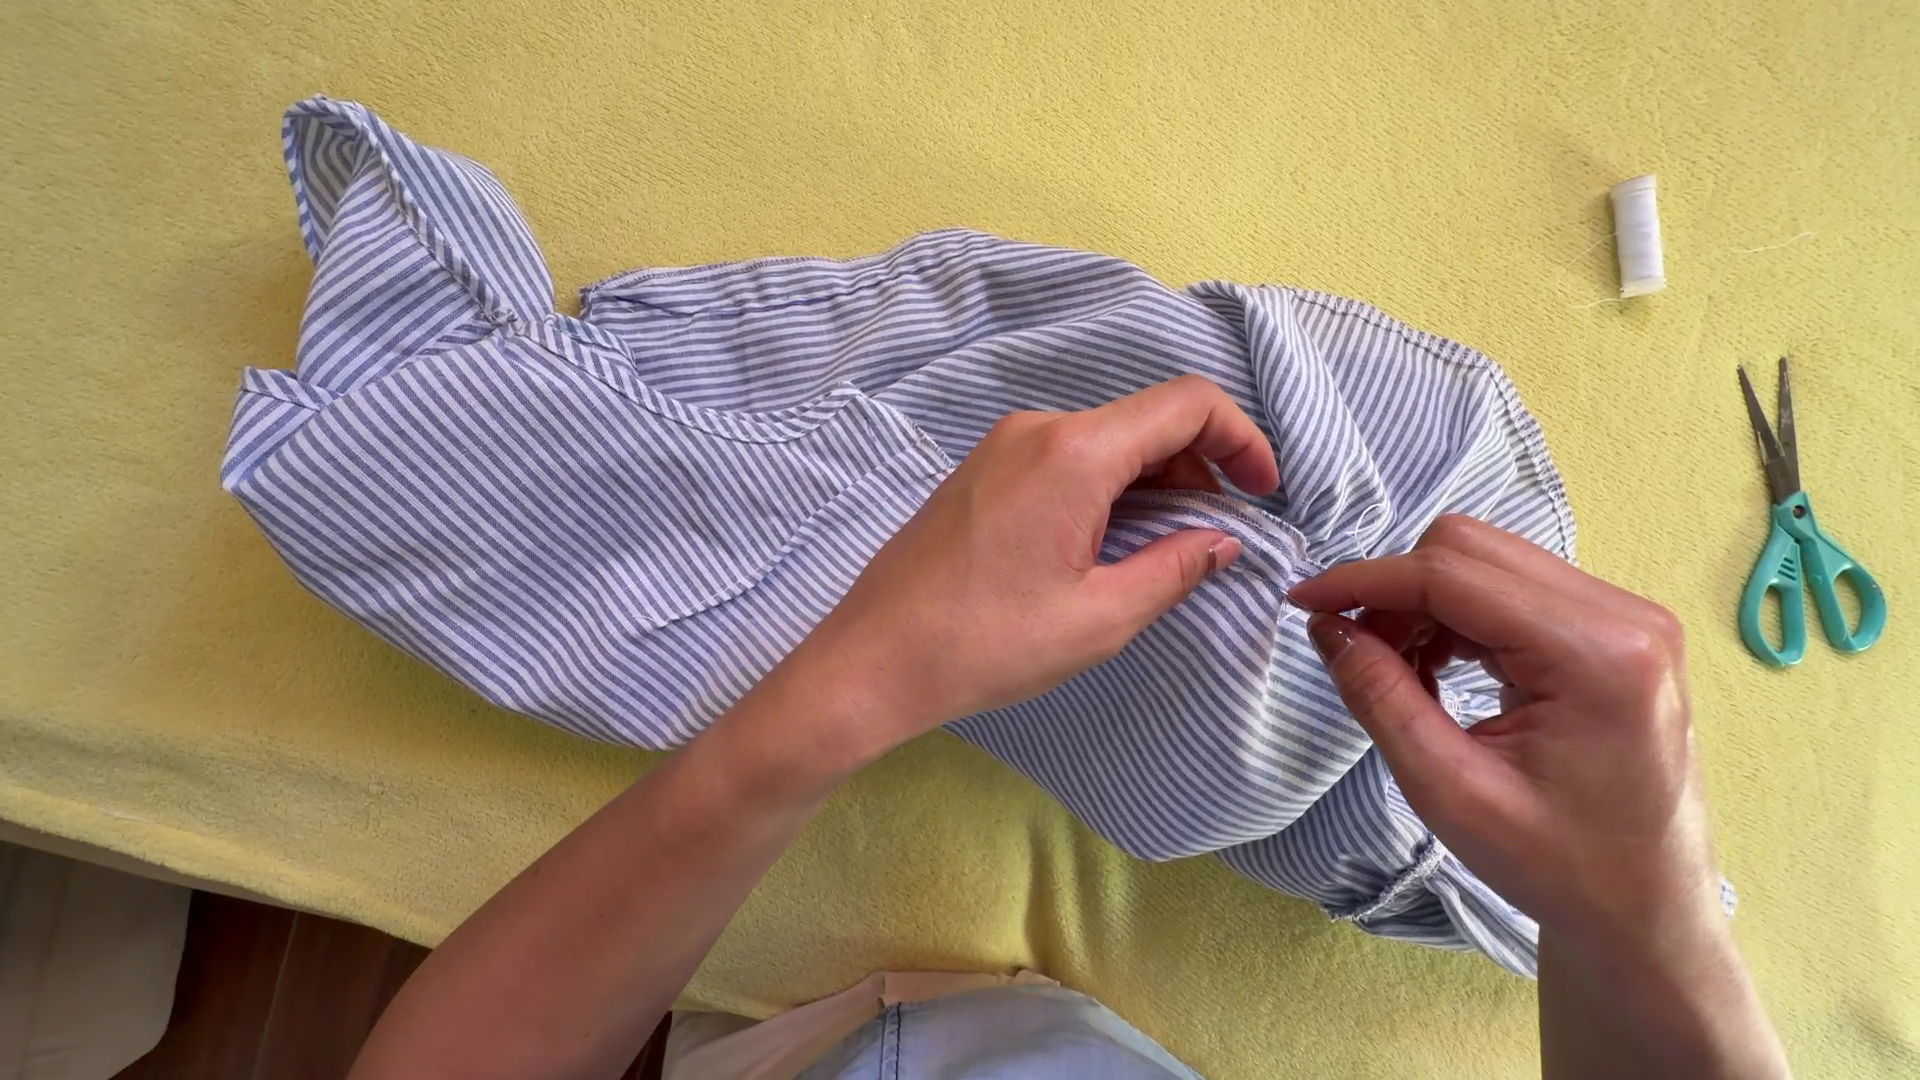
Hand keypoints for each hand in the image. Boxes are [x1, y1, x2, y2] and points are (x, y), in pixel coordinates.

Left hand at [795, 374, 1278, 766]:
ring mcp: (1001, 446)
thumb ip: (1175, 568)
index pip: (1186, 405)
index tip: (1262, 491)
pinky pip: (1062, 459)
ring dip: (1149, 483)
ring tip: (1159, 549)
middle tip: (1209, 537)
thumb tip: (1222, 540)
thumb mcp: (1100, 617)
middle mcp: (1036, 429)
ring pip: (1104, 442)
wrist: (874, 658)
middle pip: (1144, 422)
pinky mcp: (980, 471)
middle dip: (1196, 470)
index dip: (1241, 439)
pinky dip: (1104, 488)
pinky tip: (1102, 542)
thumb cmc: (987, 643)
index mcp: (1074, 452)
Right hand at [1292, 514, 1716, 939]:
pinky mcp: (1610, 628)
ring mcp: (1625, 615)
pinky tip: (1436, 665)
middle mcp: (1621, 614)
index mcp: (1596, 654)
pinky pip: (1504, 585)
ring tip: (1399, 668)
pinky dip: (1449, 614)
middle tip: (1360, 650)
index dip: (1362, 580)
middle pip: (1467, 548)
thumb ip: (1378, 695)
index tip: (1301, 603)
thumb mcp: (1445, 788)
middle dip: (1393, 589)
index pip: (1450, 574)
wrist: (1647, 910)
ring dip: (1417, 601)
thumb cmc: (1555, 864)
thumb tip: (1324, 625)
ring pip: (1481, 559)